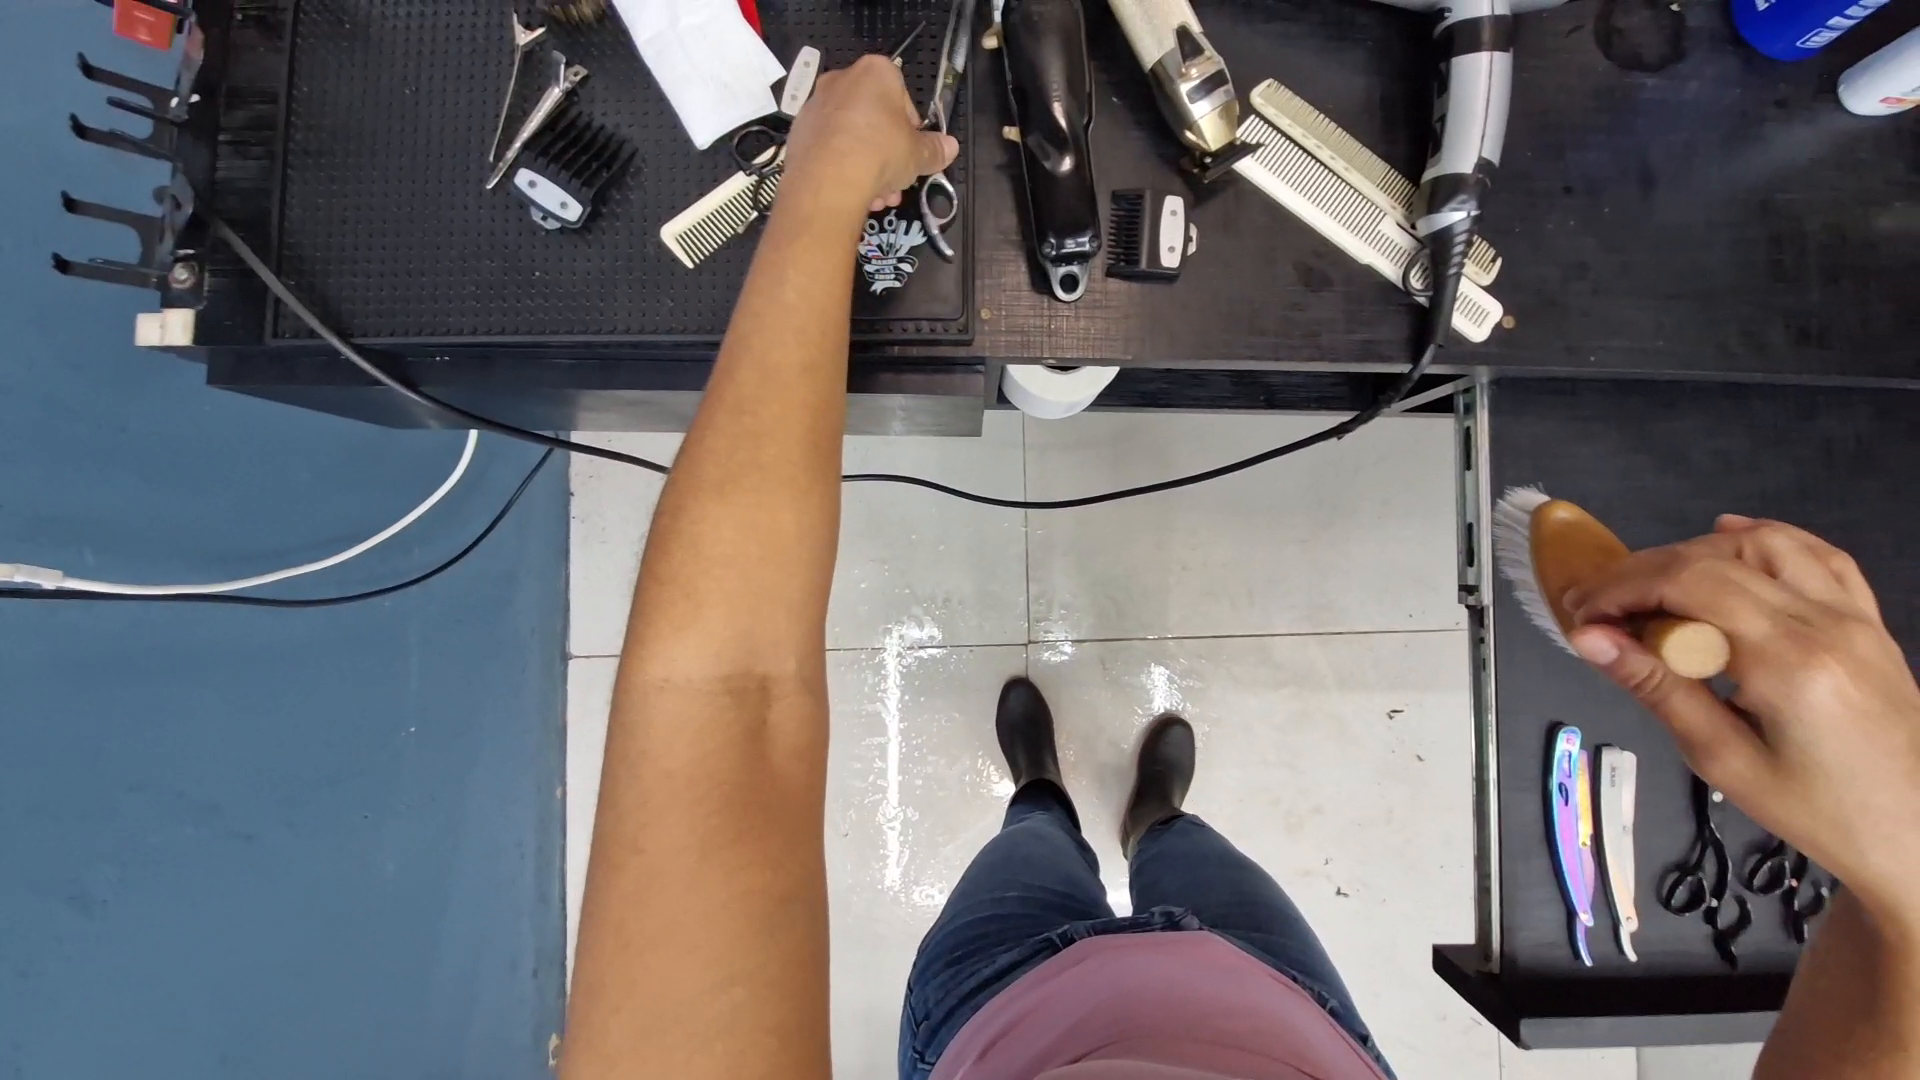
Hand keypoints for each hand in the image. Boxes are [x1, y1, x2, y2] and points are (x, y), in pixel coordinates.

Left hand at [781, 55, 958, 213]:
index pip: (902, 96)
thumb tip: (951, 147)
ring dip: (866, 167)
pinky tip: (852, 194)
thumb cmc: (881, 152)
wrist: (829, 177)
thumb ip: (934, 150)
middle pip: (873, 119)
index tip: (912, 153)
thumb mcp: (917, 155)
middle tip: (895, 181)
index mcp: (876, 72)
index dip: (910, 130)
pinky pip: (829, 150)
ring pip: (850, 137)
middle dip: (886, 154)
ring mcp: (816, 105)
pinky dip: (841, 170)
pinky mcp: (798, 133)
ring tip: (876, 196)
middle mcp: (843, 79)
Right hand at [1563, 517, 1919, 927]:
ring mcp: (1855, 619)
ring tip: (1652, 587)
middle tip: (1597, 609)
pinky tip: (1726, 538)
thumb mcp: (1719, 756)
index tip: (1578, 617)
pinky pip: (1820, 557)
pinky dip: (1763, 539)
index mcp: (1790, 659)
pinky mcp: (1867, 624)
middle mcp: (1827, 623)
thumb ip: (1655, 687)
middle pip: (1714, 559)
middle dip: (1639, 573)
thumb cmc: (1817, 809)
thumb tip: (1587, 638)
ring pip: (1766, 544)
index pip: (1686, 584)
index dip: (1619, 588)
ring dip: (1693, 552)